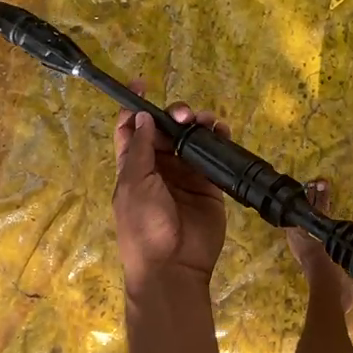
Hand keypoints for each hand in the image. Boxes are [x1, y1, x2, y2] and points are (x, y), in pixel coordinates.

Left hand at [113, 103, 229, 293]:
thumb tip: (145, 117)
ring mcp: (185, 174)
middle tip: (185, 115)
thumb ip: (141, 150)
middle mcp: (159, 166)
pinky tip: (221, 131)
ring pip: (191, 138)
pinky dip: (218, 139)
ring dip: (198, 124)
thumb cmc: (144, 226)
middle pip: (166, 129)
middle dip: (174, 114)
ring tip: (207, 122)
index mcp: (133, 166)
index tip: (141, 85)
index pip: (131, 130)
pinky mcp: (209, 184)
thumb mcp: (134, 185)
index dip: (135, 108)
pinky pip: (214, 155)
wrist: (173, 267)